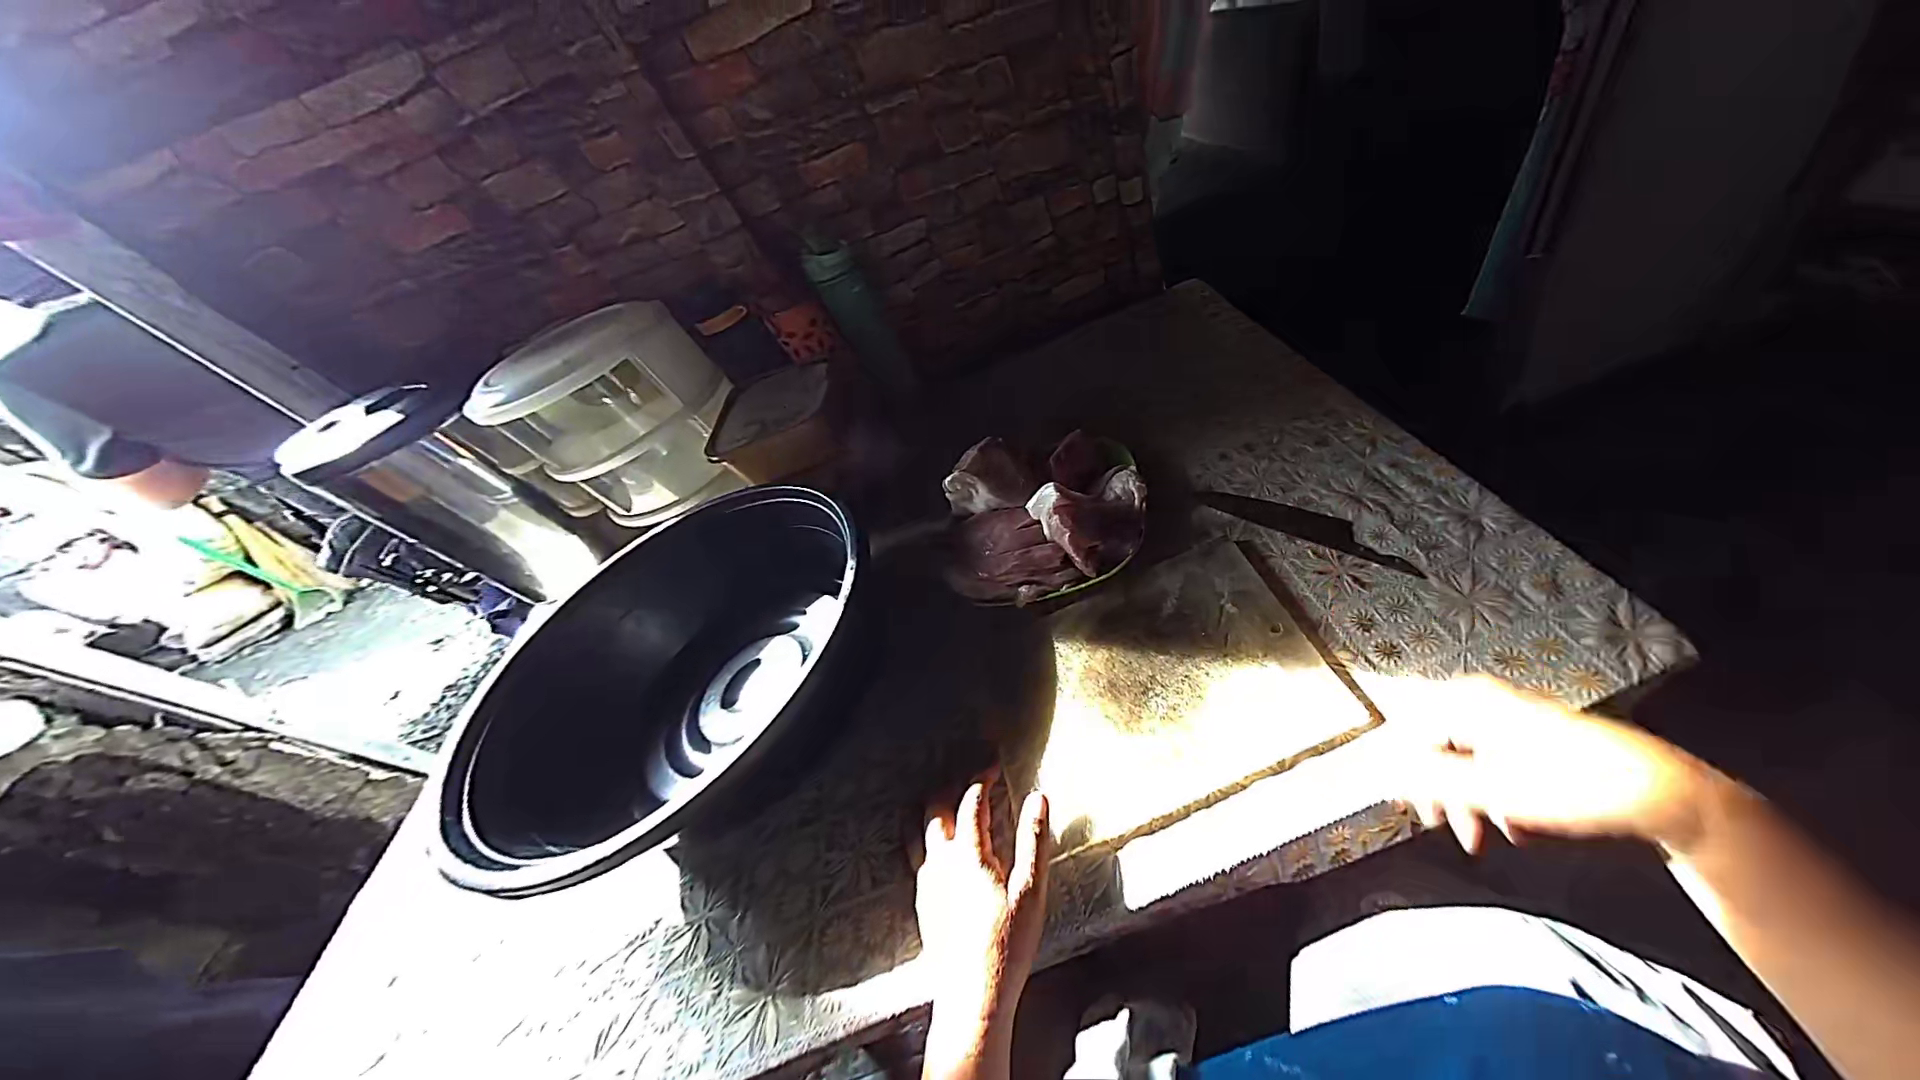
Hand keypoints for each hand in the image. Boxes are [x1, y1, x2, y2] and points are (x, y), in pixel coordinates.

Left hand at [915, 777, 1050, 1027]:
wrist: (971, 997)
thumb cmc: (1007, 945)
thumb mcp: (1031, 891)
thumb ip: (1034, 840)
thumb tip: (1038, 798)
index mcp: (967, 854)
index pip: (971, 801)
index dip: (982, 778)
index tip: (994, 766)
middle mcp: (939, 860)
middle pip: (937, 806)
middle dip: (954, 785)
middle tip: (975, 779)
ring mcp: (925, 880)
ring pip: (921, 827)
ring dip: (936, 806)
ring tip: (953, 800)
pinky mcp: (921, 899)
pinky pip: (917, 850)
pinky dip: (929, 832)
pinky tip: (942, 843)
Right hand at [1391, 676, 1724, 854]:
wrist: (1667, 795)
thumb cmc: (1570, 785)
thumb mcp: (1489, 789)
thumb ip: (1427, 779)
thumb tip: (1382, 775)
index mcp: (1465, 700)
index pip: (1407, 732)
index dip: (1401, 773)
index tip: (1407, 808)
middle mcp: (1482, 700)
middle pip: (1436, 746)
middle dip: (1440, 792)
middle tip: (1444, 827)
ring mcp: (1510, 717)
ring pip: (1466, 759)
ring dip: (1469, 800)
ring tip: (1486, 836)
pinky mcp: (1536, 738)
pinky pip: (1495, 763)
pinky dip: (1497, 795)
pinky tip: (1516, 827)